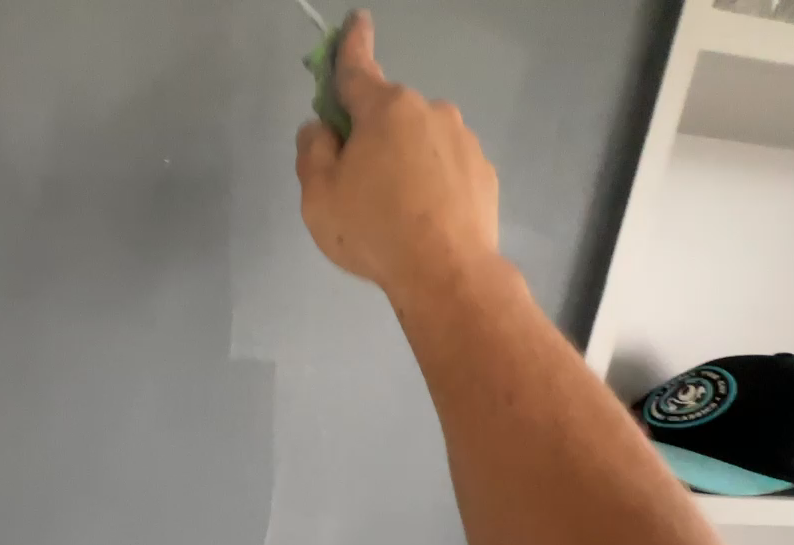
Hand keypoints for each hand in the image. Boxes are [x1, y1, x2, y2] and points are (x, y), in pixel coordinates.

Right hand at [295, 12, 500, 312]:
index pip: (358, 70)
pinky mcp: (481, 172)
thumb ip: (312, 154)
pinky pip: (443, 171)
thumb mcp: (318, 197)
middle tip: (353, 188)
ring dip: (400, 165)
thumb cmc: (372, 230)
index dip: (350, 47)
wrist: (444, 271)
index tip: (354, 23)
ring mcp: (461, 139)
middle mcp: (429, 111)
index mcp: (384, 110)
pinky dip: (428, 187)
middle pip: (387, 116)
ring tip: (390, 217)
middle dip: (368, 138)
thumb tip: (319, 128)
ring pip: (418, 144)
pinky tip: (419, 223)